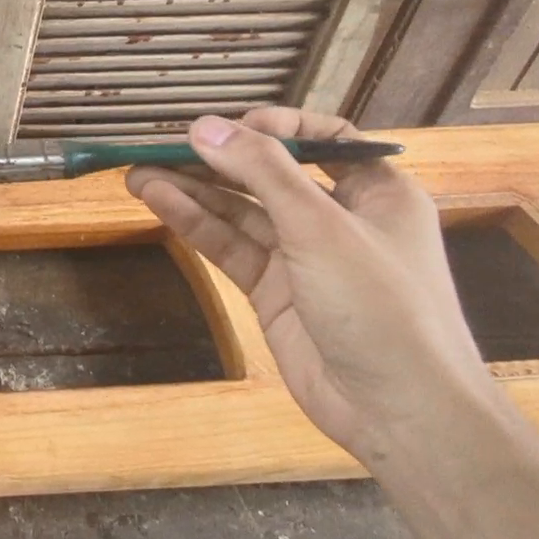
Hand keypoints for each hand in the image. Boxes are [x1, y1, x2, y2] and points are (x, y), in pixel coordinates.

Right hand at [125, 108, 496, 461]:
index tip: (229, 127)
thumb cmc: (381, 306)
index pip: (325, 139)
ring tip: (138, 174)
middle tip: (158, 149)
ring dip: (192, 192)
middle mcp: (338, 218)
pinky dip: (195, 224)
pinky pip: (229, 246)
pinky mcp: (272, 290)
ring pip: (239, 212)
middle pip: (268, 176)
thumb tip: (204, 126)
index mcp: (376, 193)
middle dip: (215, 162)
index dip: (276, 127)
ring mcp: (302, 257)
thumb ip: (262, 172)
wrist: (400, 412)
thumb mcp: (321, 227)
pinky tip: (158, 202)